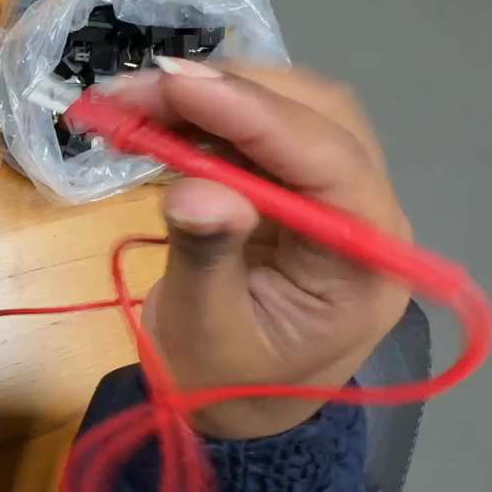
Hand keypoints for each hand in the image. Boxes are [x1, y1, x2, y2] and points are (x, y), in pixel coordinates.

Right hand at [114, 60, 411, 439]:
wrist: (233, 407)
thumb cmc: (224, 383)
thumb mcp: (206, 331)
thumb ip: (207, 257)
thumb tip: (192, 187)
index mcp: (363, 259)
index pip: (325, 163)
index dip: (253, 115)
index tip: (176, 85)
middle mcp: (361, 213)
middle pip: (314, 117)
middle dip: (226, 91)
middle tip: (137, 88)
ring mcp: (325, 198)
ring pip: (283, 113)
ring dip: (206, 97)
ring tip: (128, 100)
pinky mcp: (286, 192)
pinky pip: (249, 136)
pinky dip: (197, 118)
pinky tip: (148, 120)